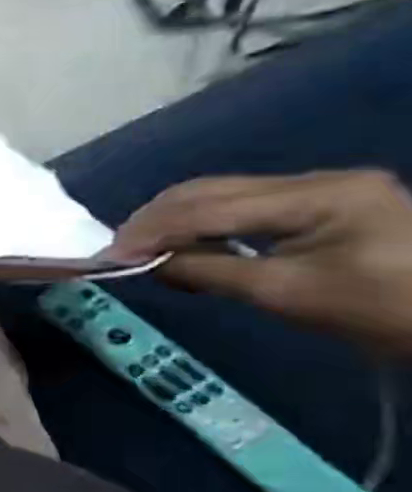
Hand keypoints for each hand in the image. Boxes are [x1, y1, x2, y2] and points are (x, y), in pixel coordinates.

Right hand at [109, 169, 411, 355]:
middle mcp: (319, 179)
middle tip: (117, 252)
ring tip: (142, 249)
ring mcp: (325, 188)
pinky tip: (184, 244)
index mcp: (319, 195)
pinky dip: (203, 223)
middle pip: (209, 190)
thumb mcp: (290, 295)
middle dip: (154, 221)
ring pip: (220, 194)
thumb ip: (208, 271)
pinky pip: (244, 205)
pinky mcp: (326, 203)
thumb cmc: (389, 312)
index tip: (109, 258)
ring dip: (173, 221)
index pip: (208, 208)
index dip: (150, 232)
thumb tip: (146, 264)